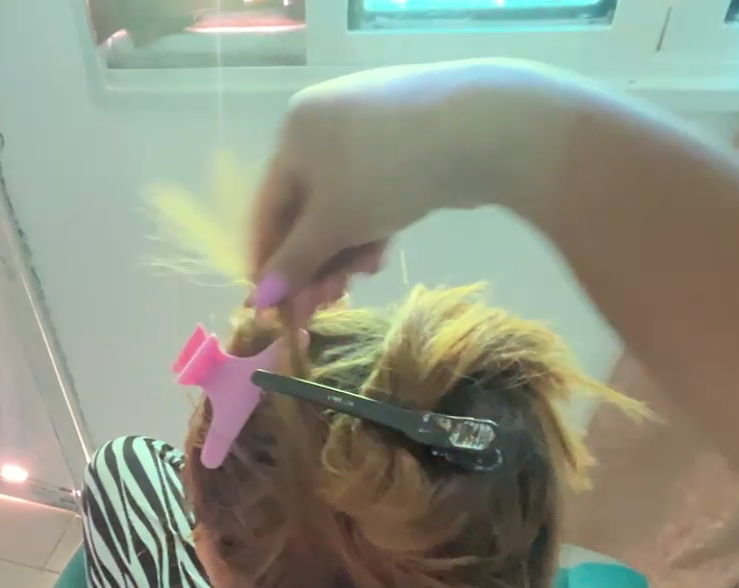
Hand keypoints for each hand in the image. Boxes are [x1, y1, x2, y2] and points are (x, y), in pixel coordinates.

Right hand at [247, 61, 585, 314]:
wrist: (480, 129)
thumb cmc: (384, 174)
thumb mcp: (332, 226)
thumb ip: (292, 265)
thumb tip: (257, 302)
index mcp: (293, 134)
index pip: (266, 212)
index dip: (268, 265)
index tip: (275, 310)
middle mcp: (322, 126)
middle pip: (304, 213)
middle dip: (312, 265)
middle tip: (322, 307)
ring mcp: (365, 131)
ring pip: (338, 210)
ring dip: (341, 255)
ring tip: (355, 283)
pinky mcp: (402, 144)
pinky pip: (369, 197)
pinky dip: (367, 231)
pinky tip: (378, 257)